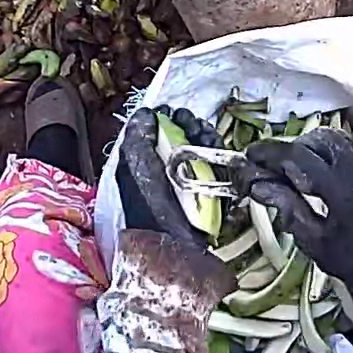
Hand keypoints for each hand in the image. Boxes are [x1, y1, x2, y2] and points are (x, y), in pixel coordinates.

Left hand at [114, 106, 218, 246]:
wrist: (173, 239)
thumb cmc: (148, 202)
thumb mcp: (134, 165)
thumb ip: (137, 135)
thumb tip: (147, 112)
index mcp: (148, 159)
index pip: (162, 130)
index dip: (170, 118)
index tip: (174, 113)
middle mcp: (170, 165)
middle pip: (185, 134)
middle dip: (190, 123)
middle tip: (191, 124)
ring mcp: (192, 176)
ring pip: (203, 144)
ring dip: (205, 134)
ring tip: (204, 135)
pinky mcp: (211, 186)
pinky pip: (218, 161)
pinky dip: (218, 151)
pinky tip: (215, 148)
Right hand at [239, 128, 352, 345]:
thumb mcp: (314, 241)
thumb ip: (286, 207)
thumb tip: (257, 185)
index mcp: (341, 188)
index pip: (297, 155)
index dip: (269, 153)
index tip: (250, 156)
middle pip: (314, 140)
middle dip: (288, 149)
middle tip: (270, 166)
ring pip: (333, 138)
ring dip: (308, 146)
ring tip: (294, 167)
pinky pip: (349, 145)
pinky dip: (328, 150)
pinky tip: (320, 170)